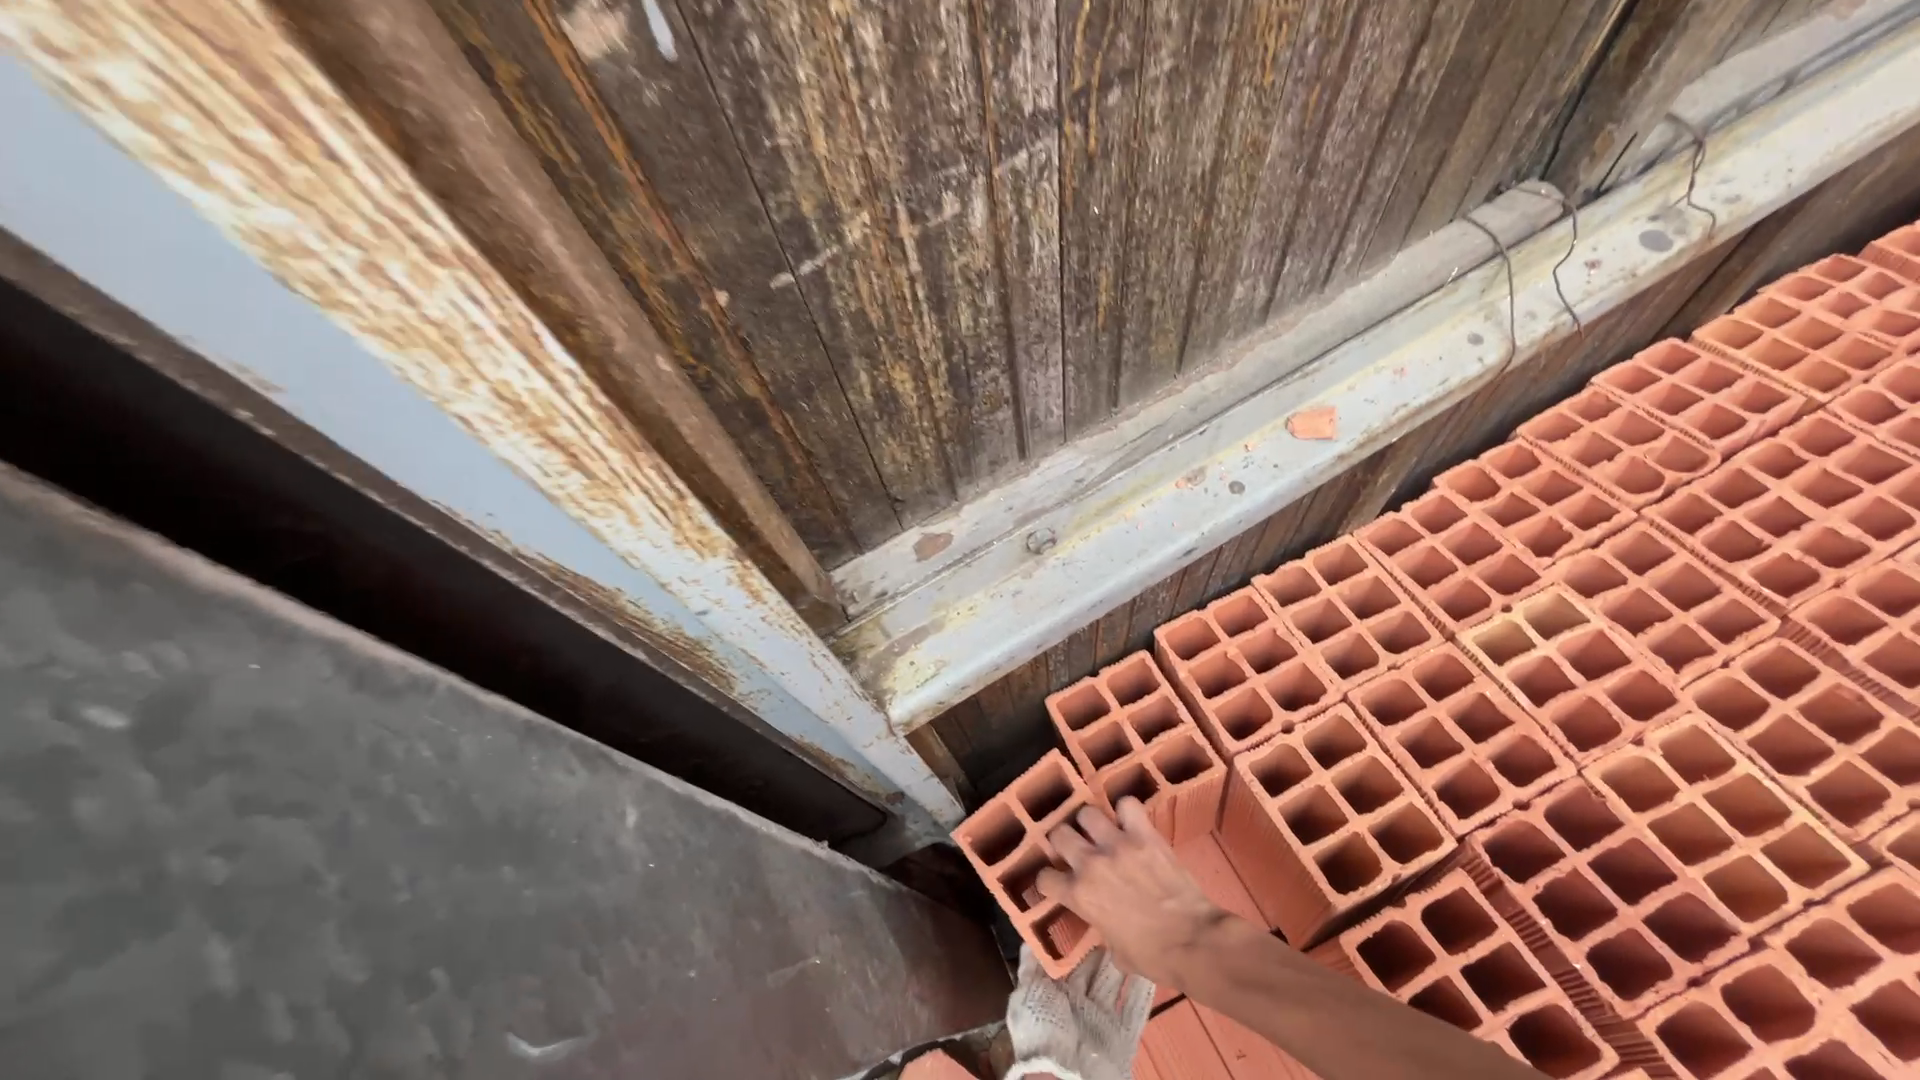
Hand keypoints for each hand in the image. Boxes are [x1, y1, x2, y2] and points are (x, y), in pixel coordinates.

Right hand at [1035, 797, 1233, 990]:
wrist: (1194, 942)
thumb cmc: (1153, 957)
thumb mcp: (1114, 951)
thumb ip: (1101, 928)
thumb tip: (1105, 924)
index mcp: (1079, 896)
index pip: (1044, 878)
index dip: (1050, 882)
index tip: (1059, 884)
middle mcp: (1090, 863)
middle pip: (1059, 834)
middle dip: (1065, 844)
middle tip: (1078, 852)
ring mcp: (1117, 845)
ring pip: (1086, 814)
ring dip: (1092, 825)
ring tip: (1102, 833)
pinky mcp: (1144, 834)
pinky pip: (1126, 805)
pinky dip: (1126, 812)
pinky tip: (1130, 823)